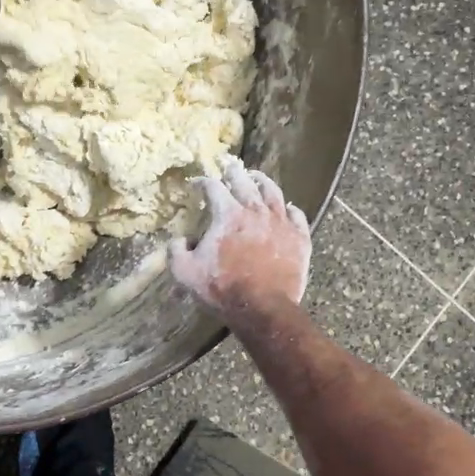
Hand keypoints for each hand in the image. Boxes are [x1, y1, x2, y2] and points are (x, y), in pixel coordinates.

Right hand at [170, 158, 310, 313]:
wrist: (263, 309)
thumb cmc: (221, 288)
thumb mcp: (184, 272)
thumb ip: (176, 250)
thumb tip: (180, 240)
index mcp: (227, 214)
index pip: (213, 187)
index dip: (202, 182)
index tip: (196, 183)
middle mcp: (255, 210)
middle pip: (244, 181)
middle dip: (233, 171)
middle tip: (229, 166)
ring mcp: (281, 223)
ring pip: (273, 192)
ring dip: (263, 181)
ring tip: (257, 177)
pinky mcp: (299, 238)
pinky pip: (297, 215)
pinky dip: (290, 208)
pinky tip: (288, 208)